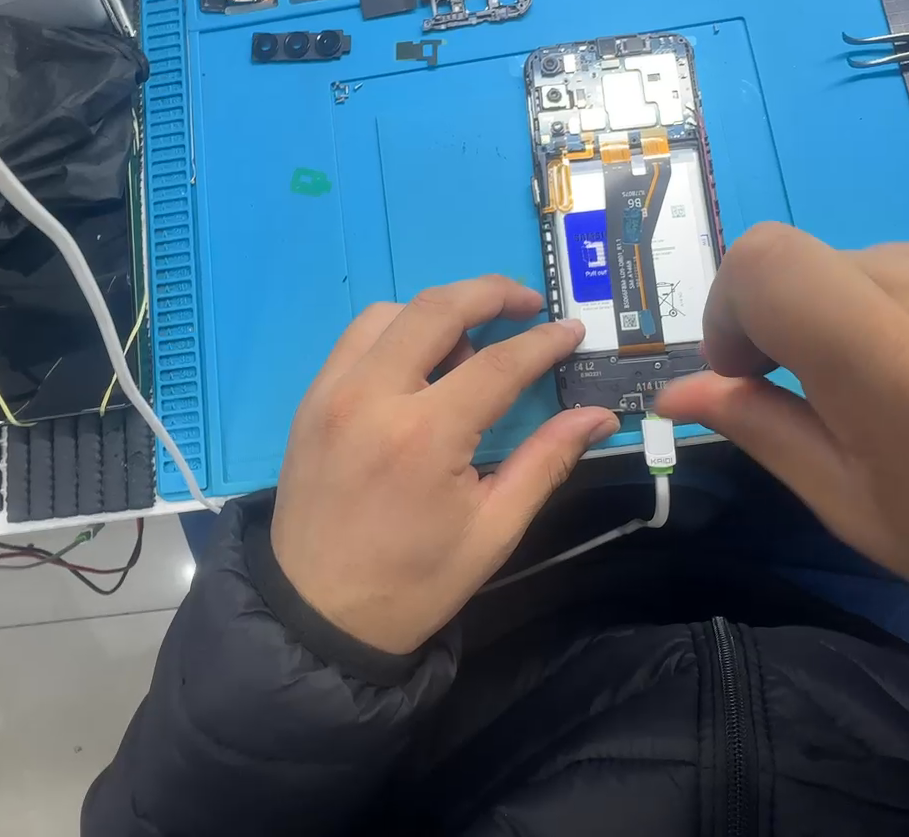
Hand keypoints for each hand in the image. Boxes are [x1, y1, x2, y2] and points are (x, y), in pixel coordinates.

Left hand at [271, 276, 620, 654]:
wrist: (315, 615)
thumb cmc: (413, 581)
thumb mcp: (492, 531)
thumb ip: (546, 461)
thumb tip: (599, 415)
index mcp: (423, 436)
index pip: (497, 364)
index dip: (543, 342)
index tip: (571, 330)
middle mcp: (371, 396)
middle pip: (436, 309)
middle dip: (490, 292)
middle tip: (528, 303)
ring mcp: (331, 393)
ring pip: (390, 313)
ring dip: (438, 312)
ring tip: (470, 347)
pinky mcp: (310, 400)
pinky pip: (357, 338)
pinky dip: (396, 331)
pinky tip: (420, 363)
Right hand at [655, 225, 908, 690]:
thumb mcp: (870, 517)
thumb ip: (763, 432)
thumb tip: (676, 392)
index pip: (765, 262)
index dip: (731, 306)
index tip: (753, 368)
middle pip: (817, 265)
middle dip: (799, 325)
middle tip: (843, 399)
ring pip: (879, 261)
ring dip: (868, 315)